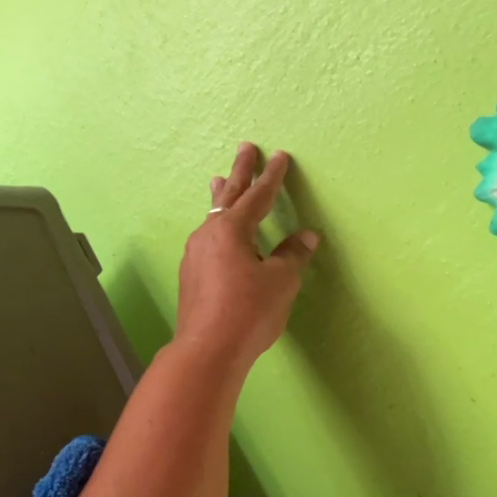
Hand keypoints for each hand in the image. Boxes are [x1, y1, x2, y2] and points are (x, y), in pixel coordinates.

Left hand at [172, 144, 320, 369]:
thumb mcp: (280, 281)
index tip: (279, 156)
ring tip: (221, 180)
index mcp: (231, 229)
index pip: (258, 196)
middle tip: (245, 148)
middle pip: (229, 196)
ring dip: (223, 197)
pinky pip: (208, 238)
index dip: (272, 176)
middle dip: (240, 172)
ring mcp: (195, 253)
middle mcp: (208, 234)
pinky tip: (217, 231)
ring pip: (213, 216)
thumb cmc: (248, 311)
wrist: (207, 348)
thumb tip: (305, 237)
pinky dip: (217, 224)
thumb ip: (291, 255)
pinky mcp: (191, 273)